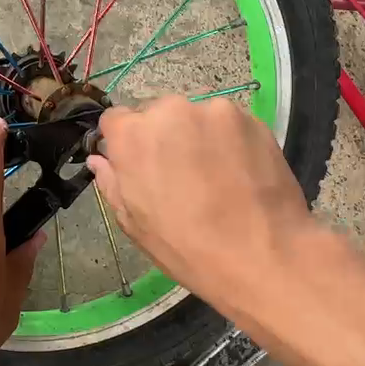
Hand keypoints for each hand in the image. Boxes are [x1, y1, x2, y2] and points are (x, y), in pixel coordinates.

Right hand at [87, 96, 317, 325]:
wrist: (264, 255)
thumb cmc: (187, 247)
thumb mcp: (134, 224)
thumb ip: (112, 183)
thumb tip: (100, 160)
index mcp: (131, 135)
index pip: (116, 119)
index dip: (125, 142)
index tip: (141, 165)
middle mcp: (168, 110)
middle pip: (157, 114)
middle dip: (164, 136)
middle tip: (181, 173)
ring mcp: (212, 110)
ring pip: (195, 116)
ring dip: (198, 136)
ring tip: (216, 174)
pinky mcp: (249, 118)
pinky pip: (228, 123)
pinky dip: (229, 140)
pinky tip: (240, 171)